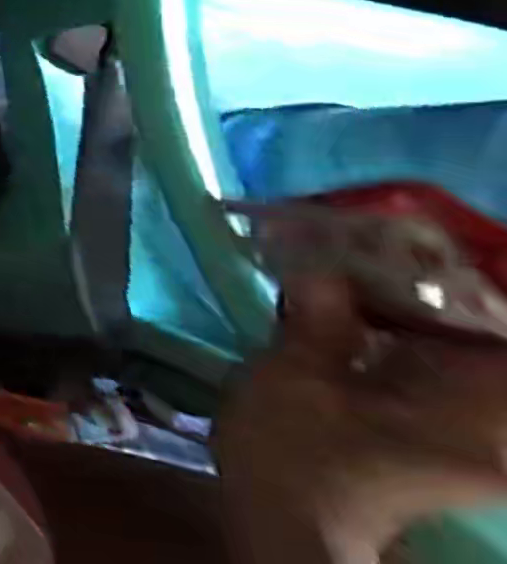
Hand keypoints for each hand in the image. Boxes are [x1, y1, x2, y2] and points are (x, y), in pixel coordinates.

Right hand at [216, 275, 506, 562]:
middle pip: (491, 353)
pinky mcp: (444, 441)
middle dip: (452, 301)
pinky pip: (446, 379)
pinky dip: (411, 345)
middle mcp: (497, 431)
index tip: (440, 254)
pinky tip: (359, 326)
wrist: (288, 519)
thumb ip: (318, 323)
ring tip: (361, 282)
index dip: (487, 294)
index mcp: (477, 418)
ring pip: (469, 364)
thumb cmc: (294, 448)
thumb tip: (324, 268)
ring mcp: (474, 440)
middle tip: (390, 258)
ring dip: (426, 322)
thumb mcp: (292, 378)